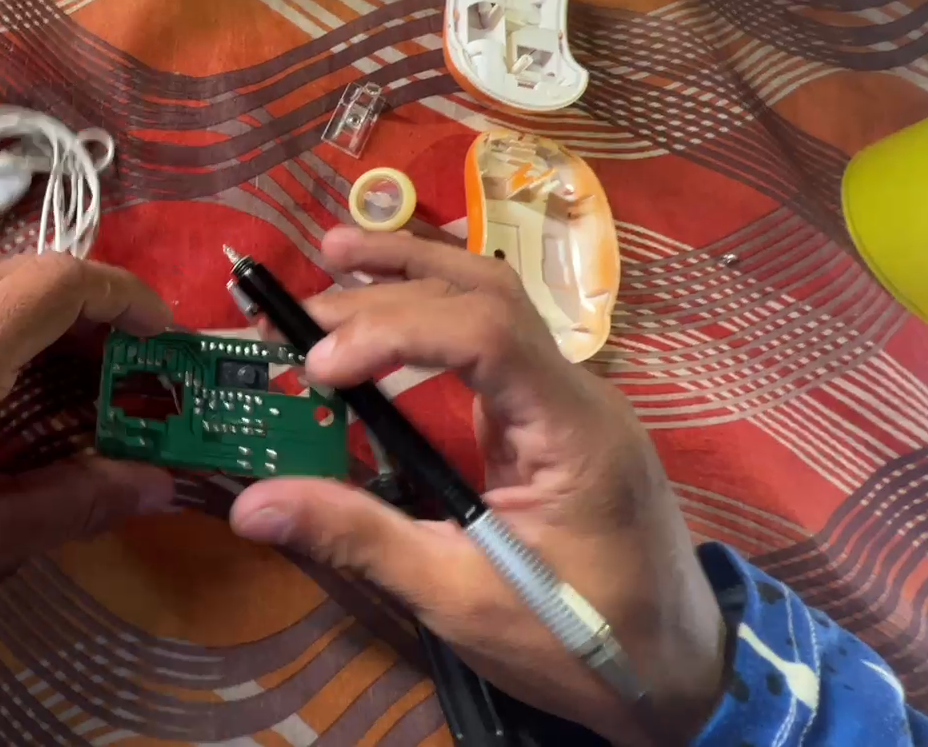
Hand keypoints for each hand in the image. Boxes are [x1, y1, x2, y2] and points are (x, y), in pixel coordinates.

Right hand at [227, 228, 726, 746]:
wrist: (678, 673)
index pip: (485, 334)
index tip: (318, 369)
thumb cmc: (582, 641)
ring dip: (407, 266)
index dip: (393, 332)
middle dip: (384, 287)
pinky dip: (422, 296)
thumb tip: (249, 506)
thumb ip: (358, 539)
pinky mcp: (535, 399)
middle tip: (297, 311)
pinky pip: (480, 323)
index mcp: (571, 429)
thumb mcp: (459, 597)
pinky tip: (379, 294)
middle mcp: (570, 387)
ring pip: (487, 291)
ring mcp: (557, 387)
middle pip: (480, 293)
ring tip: (333, 253)